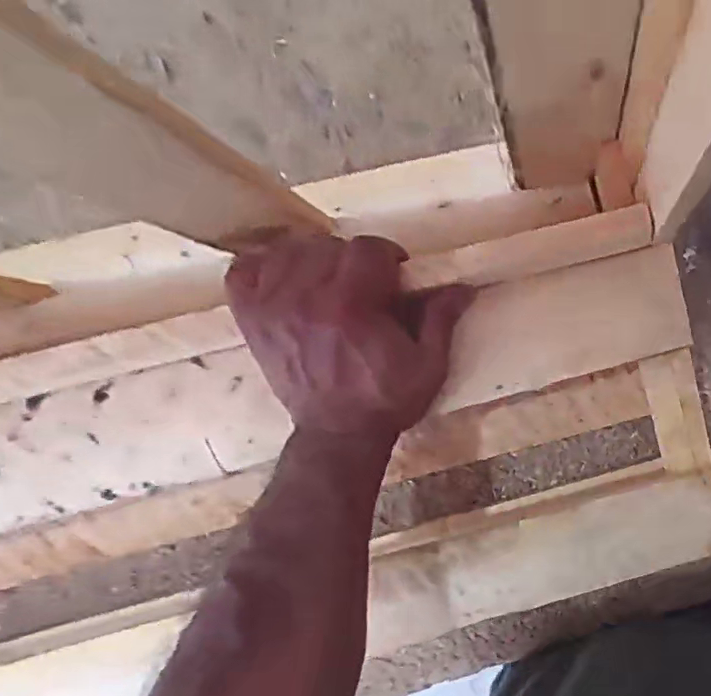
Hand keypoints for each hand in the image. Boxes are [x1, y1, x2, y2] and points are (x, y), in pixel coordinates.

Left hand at [225, 232, 475, 447]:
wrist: (337, 435)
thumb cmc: (387, 402)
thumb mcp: (428, 367)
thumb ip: (440, 320)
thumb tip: (463, 287)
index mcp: (351, 306)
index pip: (367, 248)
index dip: (387, 258)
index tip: (395, 276)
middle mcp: (306, 297)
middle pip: (330, 245)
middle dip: (354, 262)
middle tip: (367, 289)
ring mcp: (271, 305)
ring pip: (292, 249)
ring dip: (316, 261)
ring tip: (331, 287)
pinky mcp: (251, 316)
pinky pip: (248, 267)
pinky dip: (268, 267)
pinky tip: (290, 284)